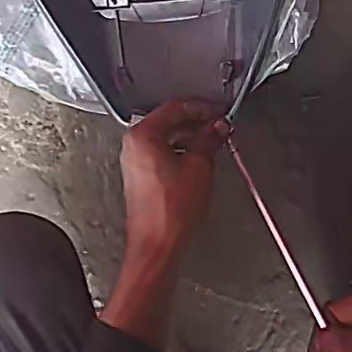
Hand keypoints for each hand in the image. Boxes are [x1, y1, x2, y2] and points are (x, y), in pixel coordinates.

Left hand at [119, 98, 228, 270]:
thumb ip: (209, 140)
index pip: (175, 107)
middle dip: (196, 121)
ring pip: (166, 137)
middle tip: (218, 125)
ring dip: (190, 136)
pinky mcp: (141, 177)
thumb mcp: (199, 167)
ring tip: (213, 142)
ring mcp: (134, 161)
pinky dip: (181, 151)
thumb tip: (216, 128)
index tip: (217, 113)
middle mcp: (133, 145)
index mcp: (143, 136)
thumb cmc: (170, 212)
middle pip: (168, 120)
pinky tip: (199, 159)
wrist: (157, 244)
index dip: (201, 107)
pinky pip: (162, 153)